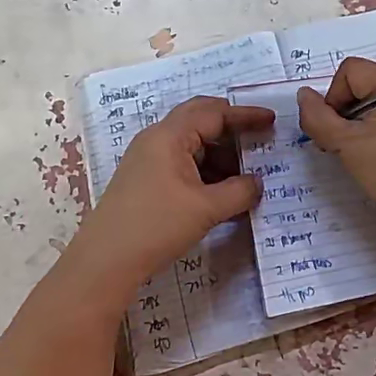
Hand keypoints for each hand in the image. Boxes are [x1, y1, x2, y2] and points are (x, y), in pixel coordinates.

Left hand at [63, 97, 272, 297]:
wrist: (104, 262)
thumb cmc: (156, 226)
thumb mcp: (206, 209)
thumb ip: (239, 191)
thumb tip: (257, 183)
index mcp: (170, 136)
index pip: (214, 113)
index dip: (245, 115)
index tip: (272, 120)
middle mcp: (157, 140)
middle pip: (200, 120)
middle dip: (231, 128)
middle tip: (259, 138)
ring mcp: (148, 160)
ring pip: (192, 144)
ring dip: (220, 154)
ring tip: (246, 174)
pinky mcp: (145, 180)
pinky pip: (183, 163)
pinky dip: (206, 170)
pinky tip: (223, 191)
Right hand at [296, 58, 375, 230]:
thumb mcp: (345, 143)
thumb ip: (317, 116)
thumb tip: (304, 96)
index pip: (351, 71)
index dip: (334, 96)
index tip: (337, 129)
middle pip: (357, 82)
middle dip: (341, 109)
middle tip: (340, 141)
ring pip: (364, 98)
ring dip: (349, 121)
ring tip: (351, 148)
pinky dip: (362, 127)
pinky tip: (363, 150)